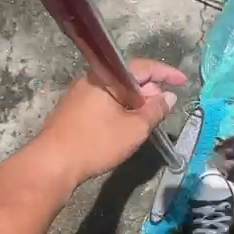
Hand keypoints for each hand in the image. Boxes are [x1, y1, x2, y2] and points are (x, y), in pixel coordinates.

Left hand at [26, 59, 184, 187]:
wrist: (51, 165)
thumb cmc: (95, 143)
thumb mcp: (134, 129)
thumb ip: (155, 110)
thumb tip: (168, 97)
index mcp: (106, 77)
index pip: (143, 67)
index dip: (166, 73)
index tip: (183, 81)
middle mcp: (91, 80)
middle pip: (128, 78)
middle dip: (150, 91)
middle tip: (164, 107)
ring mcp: (78, 95)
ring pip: (115, 92)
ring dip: (135, 103)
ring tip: (147, 120)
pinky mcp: (71, 111)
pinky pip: (103, 102)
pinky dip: (119, 109)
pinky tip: (124, 127)